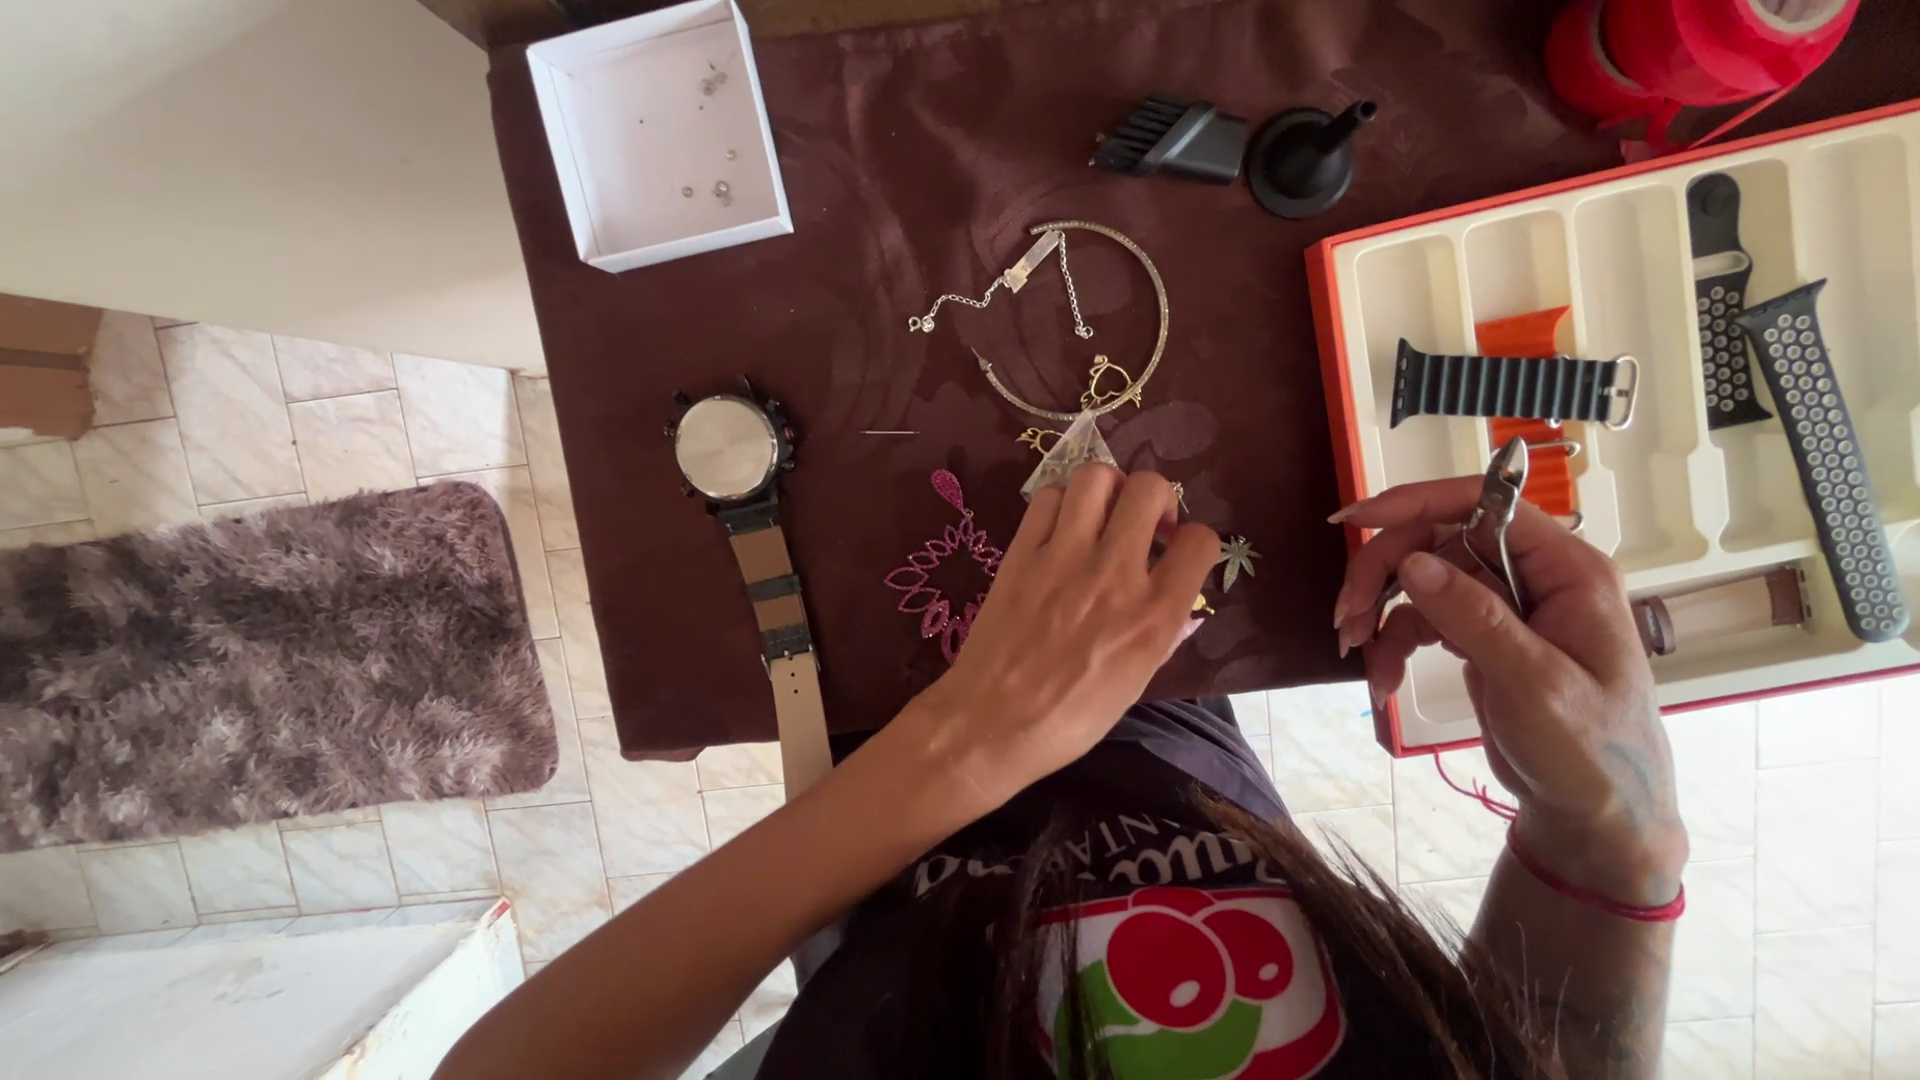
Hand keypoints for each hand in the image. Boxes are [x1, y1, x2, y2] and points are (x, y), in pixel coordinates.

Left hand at [905, 465, 1218, 810]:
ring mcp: (1063, 557)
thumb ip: (1163, 636)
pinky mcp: (1020, 552)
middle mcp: (1114, 575)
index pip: (1199, 540)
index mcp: (1153, 617)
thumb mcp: (1135, 685)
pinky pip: (1048, 497)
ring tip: (1101, 515)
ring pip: (1096, 477)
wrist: (990, 723)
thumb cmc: (1069, 720)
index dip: (1194, 539)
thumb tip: (1182, 607)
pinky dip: (1062, 503)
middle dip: (1155, 498)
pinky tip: (1060, 528)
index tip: (1176, 551)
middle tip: (1142, 524)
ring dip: (1108, 488)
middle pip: (1150, 488)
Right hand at [1329, 478, 1686, 905]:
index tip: (1354, 522)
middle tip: (1345, 615)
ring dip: (1377, 612)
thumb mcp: (1532, 682)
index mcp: (1565, 569)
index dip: (1415, 504)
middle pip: (1435, 542)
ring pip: (1417, 579)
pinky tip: (1382, 680)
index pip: (1483, 506)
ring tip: (1354, 650)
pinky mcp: (1475, 633)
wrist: (1593, 812)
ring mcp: (1500, 605)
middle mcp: (1531, 575)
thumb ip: (1474, 617)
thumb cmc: (1587, 749)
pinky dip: (1390, 645)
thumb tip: (1413, 562)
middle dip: (1382, 574)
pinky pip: (1417, 620)